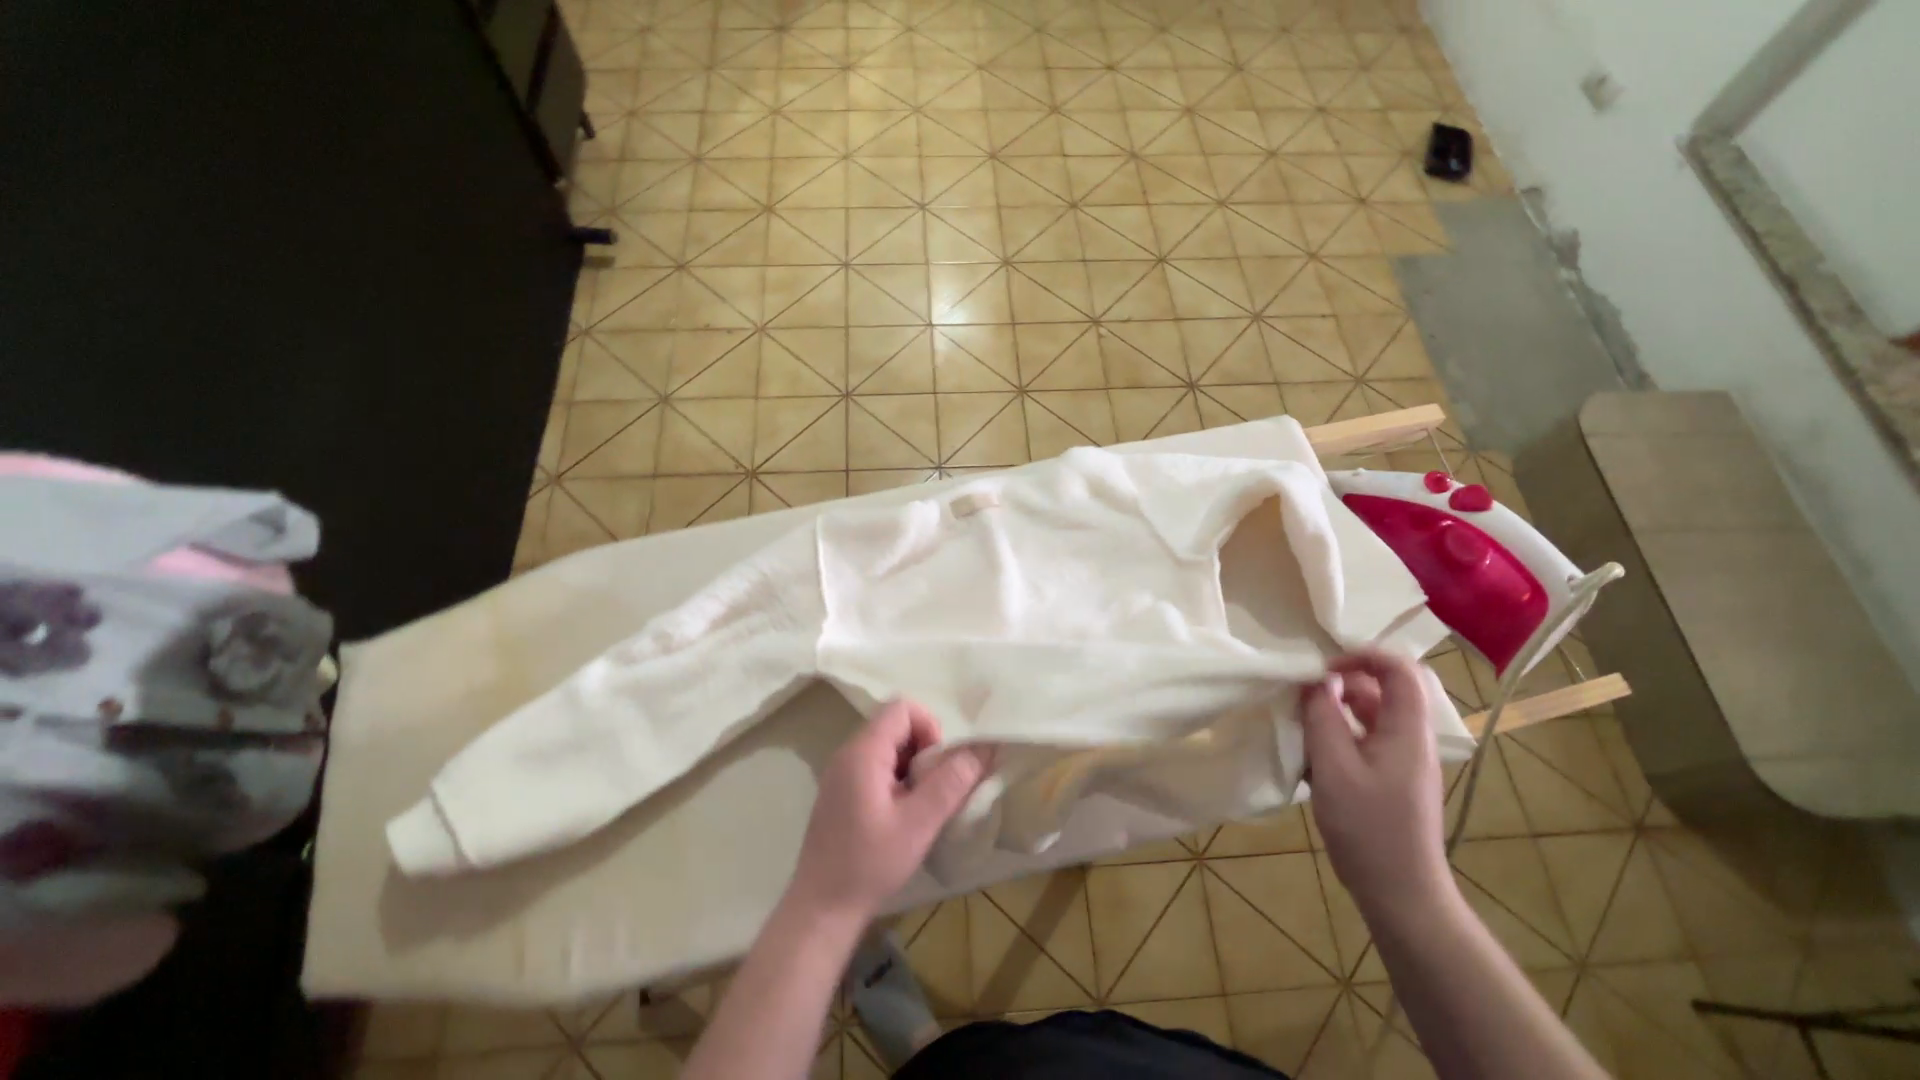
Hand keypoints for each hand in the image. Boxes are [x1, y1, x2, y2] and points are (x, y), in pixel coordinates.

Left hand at [785, 700, 990, 924]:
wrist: (822, 907)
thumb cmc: (870, 863)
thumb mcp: (919, 823)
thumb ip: (952, 781)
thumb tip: (985, 747)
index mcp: (862, 752)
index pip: (903, 708)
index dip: (930, 728)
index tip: (939, 768)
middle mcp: (847, 753)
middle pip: (895, 725)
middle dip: (924, 750)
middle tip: (933, 792)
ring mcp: (840, 773)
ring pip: (887, 748)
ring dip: (912, 768)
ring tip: (919, 809)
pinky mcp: (840, 793)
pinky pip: (875, 767)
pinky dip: (896, 781)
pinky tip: (901, 819)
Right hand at [1300, 651, 1451, 918]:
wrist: (1401, 893)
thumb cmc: (1369, 828)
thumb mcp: (1334, 768)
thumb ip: (1323, 718)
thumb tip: (1317, 680)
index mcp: (1407, 730)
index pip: (1398, 669)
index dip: (1361, 655)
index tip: (1321, 667)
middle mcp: (1410, 739)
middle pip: (1382, 691)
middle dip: (1340, 686)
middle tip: (1303, 696)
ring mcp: (1403, 762)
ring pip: (1370, 718)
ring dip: (1335, 715)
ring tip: (1301, 731)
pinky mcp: (1391, 782)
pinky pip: (1365, 743)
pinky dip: (1338, 741)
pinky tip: (1312, 763)